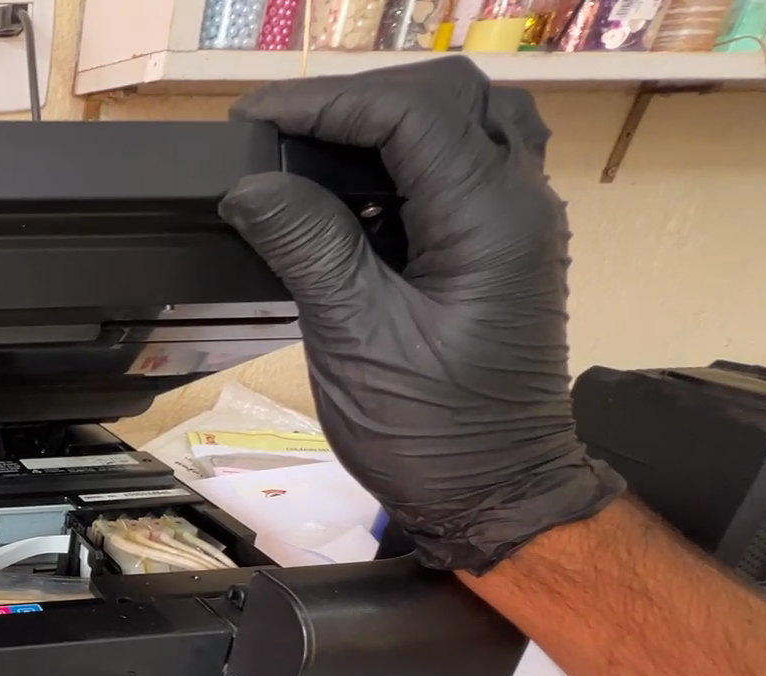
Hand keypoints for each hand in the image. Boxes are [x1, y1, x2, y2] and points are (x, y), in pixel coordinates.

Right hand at [218, 57, 624, 571]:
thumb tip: (249, 188)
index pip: (414, 114)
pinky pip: (451, 176)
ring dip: (380, 126)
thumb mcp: (354, 338)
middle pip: (450, 99)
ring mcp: (510, 226)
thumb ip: (309, 250)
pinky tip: (339, 195)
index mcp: (489, 218)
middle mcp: (516, 203)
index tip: (249, 124)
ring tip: (303, 152)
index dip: (326, 105)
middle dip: (356, 101)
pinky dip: (393, 166)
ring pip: (460, 128)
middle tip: (275, 133)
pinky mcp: (491, 254)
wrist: (488, 487)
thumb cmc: (424, 425)